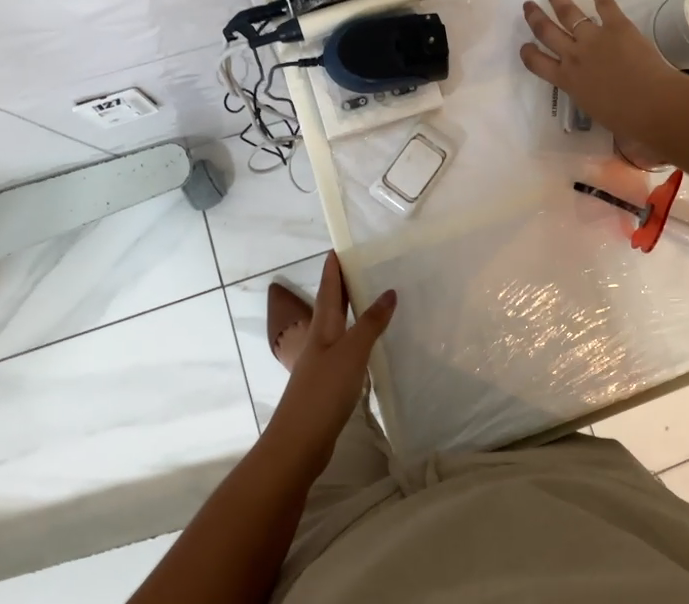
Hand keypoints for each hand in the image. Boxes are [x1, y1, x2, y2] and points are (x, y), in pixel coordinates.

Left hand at [266, 253, 395, 459]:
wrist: (299, 442)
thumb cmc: (323, 391)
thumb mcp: (351, 352)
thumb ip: (370, 324)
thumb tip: (389, 292)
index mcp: (322, 327)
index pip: (329, 289)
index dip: (333, 268)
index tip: (339, 246)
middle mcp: (319, 340)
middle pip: (331, 306)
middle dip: (342, 285)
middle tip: (360, 266)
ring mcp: (322, 363)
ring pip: (338, 328)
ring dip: (351, 312)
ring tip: (371, 301)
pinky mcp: (328, 385)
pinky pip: (345, 351)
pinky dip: (357, 340)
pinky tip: (369, 348)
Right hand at [520, 0, 688, 138]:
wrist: (653, 105)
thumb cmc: (627, 120)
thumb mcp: (595, 111)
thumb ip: (588, 97)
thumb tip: (594, 96)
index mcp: (567, 80)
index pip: (537, 63)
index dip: (528, 52)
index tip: (525, 45)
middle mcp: (574, 56)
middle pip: (546, 31)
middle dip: (534, 17)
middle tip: (528, 5)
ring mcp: (594, 38)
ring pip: (568, 12)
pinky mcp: (617, 26)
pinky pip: (604, 5)